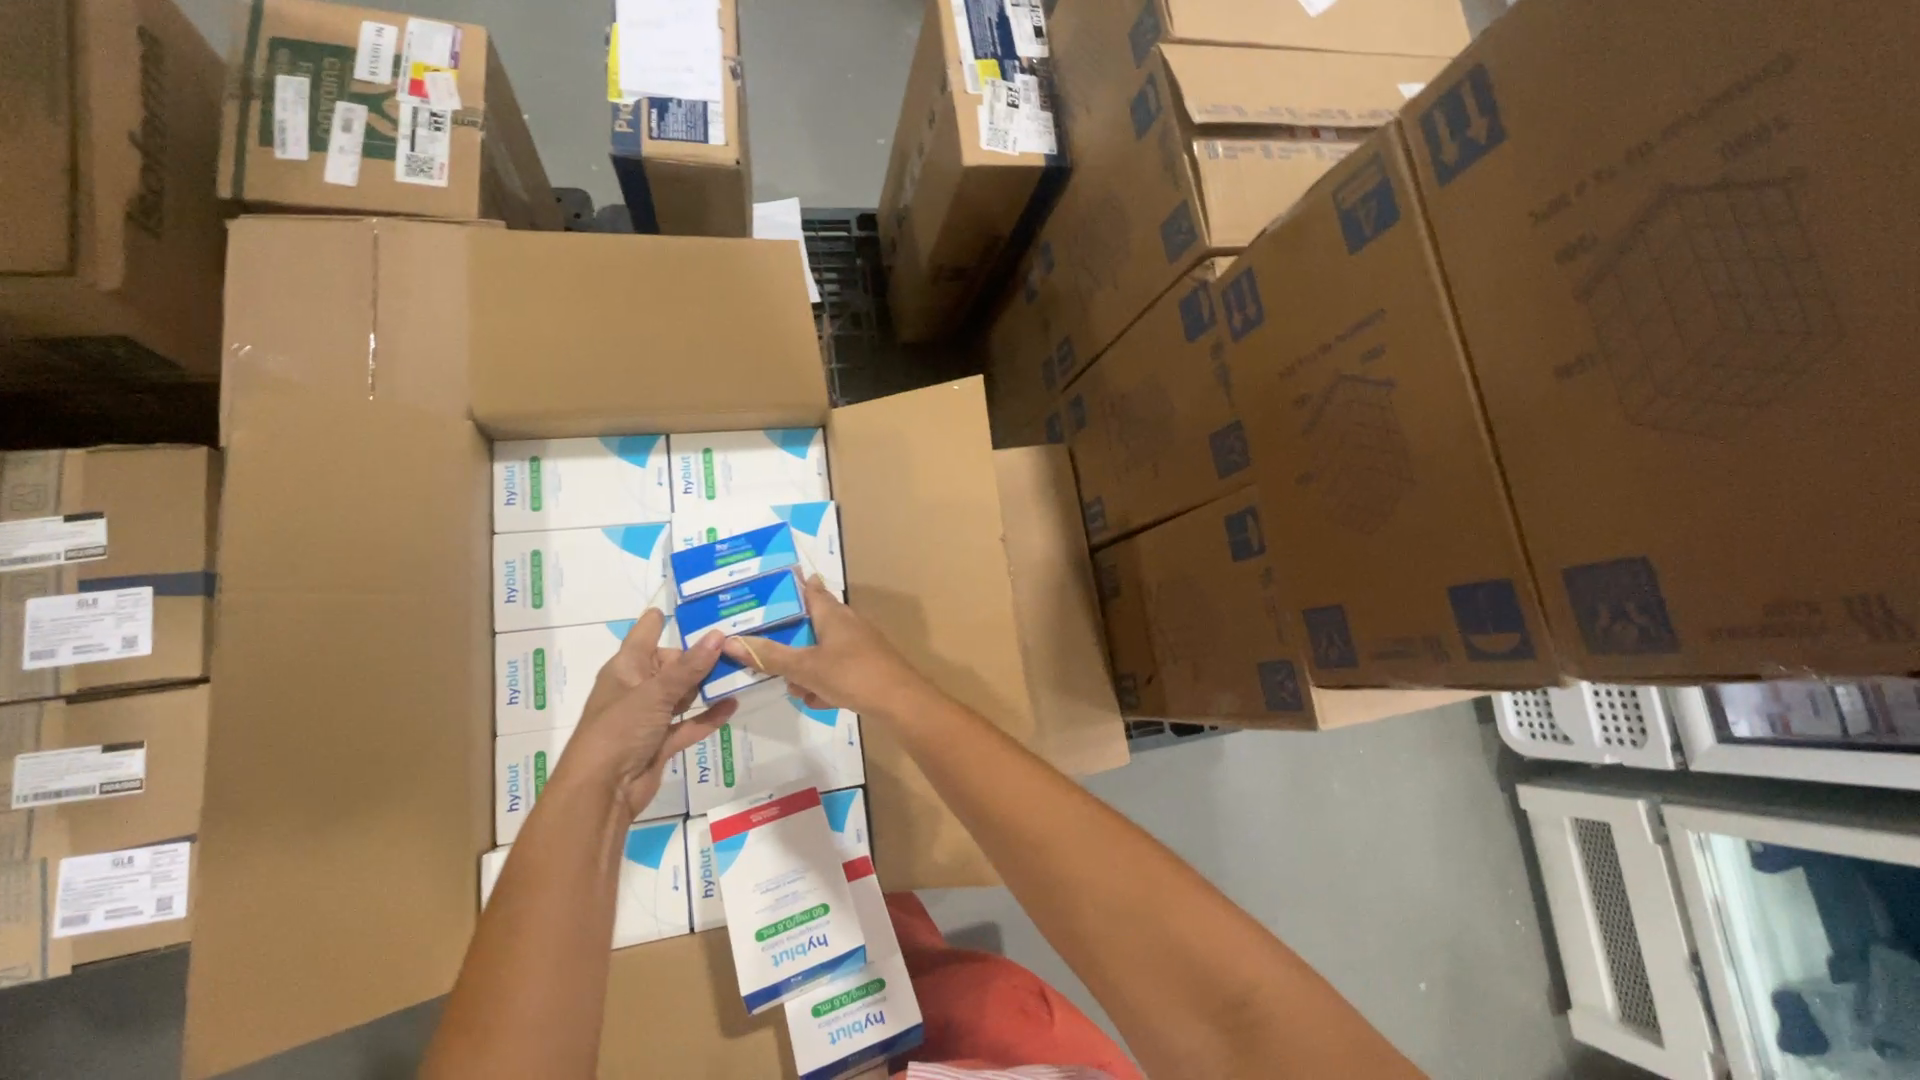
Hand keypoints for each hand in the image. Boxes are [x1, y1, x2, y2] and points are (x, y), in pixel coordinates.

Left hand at [563, 609, 735, 819]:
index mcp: (625, 668)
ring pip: (683, 694)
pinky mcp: (661, 742)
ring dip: (707, 686)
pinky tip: (732, 705)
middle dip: (701, 656)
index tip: (690, 605)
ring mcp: (649, 718)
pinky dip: (709, 716)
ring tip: (743, 669)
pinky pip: (690, 724)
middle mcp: (636, 689)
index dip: (662, 619)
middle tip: (738, 642)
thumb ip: (690, 667)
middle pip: (672, 665)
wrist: (601, 791)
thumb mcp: (655, 693)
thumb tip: (719, 635)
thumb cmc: (618, 730)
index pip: (644, 634)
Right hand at [720, 576, 938, 719]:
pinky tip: (820, 700)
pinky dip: (825, 683)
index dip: (792, 584)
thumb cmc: (852, 674)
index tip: (770, 584)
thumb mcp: (805, 667)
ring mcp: (859, 645)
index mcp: (832, 614)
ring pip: (822, 651)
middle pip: (811, 624)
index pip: (810, 588)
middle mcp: (847, 623)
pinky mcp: (867, 666)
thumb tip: (731, 641)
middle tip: (769, 658)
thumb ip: (769, 656)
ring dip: (807, 670)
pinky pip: (836, 670)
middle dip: (790, 644)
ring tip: (798, 689)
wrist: (900, 701)